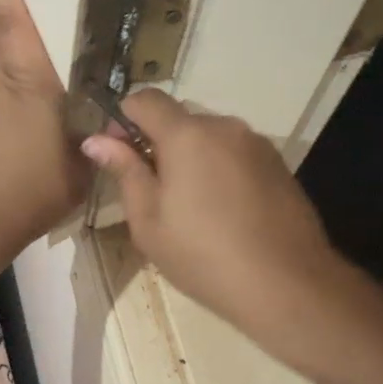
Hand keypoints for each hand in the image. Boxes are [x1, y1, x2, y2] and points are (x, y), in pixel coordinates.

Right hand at [83, 90, 339, 336]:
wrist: (286, 284)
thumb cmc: (203, 256)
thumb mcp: (149, 222)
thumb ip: (125, 172)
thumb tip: (96, 141)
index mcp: (188, 135)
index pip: (146, 99)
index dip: (123, 119)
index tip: (116, 154)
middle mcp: (225, 127)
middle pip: (180, 120)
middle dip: (159, 144)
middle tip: (151, 192)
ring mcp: (257, 144)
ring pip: (210, 139)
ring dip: (192, 160)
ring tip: (190, 209)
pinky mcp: (279, 165)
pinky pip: (236, 156)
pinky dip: (220, 172)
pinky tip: (223, 214)